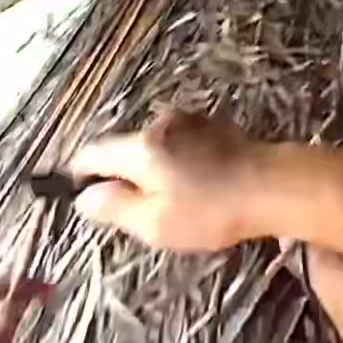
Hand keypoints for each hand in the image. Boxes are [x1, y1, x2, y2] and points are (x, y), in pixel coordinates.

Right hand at [68, 112, 269, 250]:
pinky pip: (174, 140)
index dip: (80, 171)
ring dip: (147, 166)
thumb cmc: (209, 210)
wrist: (267, 182)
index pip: (95, 152)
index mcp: (142, 147)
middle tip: (127, 208)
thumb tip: (85, 197)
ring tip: (164, 199)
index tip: (75, 188)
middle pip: (123, 146)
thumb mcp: (154, 223)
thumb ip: (115, 207)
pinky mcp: (208, 122)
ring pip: (151, 143)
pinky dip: (170, 158)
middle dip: (117, 172)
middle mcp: (161, 123)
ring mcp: (187, 119)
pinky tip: (188, 182)